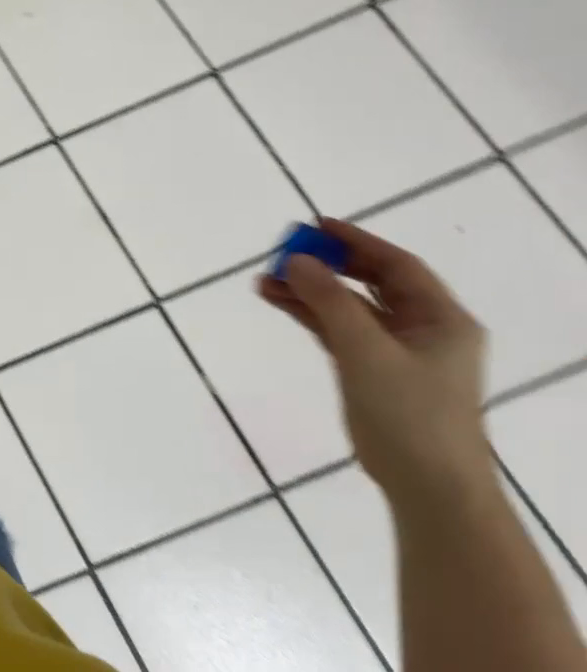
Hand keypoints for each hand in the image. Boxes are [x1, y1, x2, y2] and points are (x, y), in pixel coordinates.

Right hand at [257, 218, 490, 498]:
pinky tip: (278, 302)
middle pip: (370, 283)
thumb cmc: (409, 412)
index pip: (398, 266)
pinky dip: (309, 313)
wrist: (426, 481)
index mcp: (442, 320)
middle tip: (282, 252)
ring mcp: (397, 350)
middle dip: (326, 265)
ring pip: (348, 306)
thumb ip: (330, 302)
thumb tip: (298, 260)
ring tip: (264, 279)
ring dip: (309, 290)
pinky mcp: (372, 369)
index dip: (356, 242)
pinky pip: (337, 328)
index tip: (314, 225)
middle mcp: (424, 329)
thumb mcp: (366, 351)